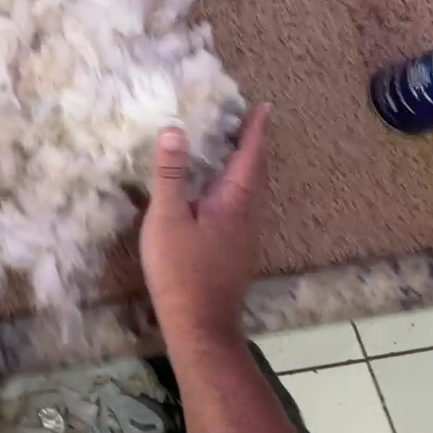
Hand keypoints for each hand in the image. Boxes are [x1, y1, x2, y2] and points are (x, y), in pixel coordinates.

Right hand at [140, 104, 271, 349]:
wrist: (199, 325)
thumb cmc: (181, 268)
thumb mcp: (168, 217)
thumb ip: (171, 173)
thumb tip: (174, 128)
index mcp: (234, 203)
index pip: (251, 158)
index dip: (256, 131)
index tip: (264, 106)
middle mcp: (247, 216)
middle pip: (258, 173)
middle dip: (255, 145)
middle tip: (251, 119)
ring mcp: (244, 235)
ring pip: (252, 190)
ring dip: (248, 164)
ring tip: (236, 146)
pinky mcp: (235, 248)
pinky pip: (243, 203)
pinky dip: (237, 182)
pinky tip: (219, 188)